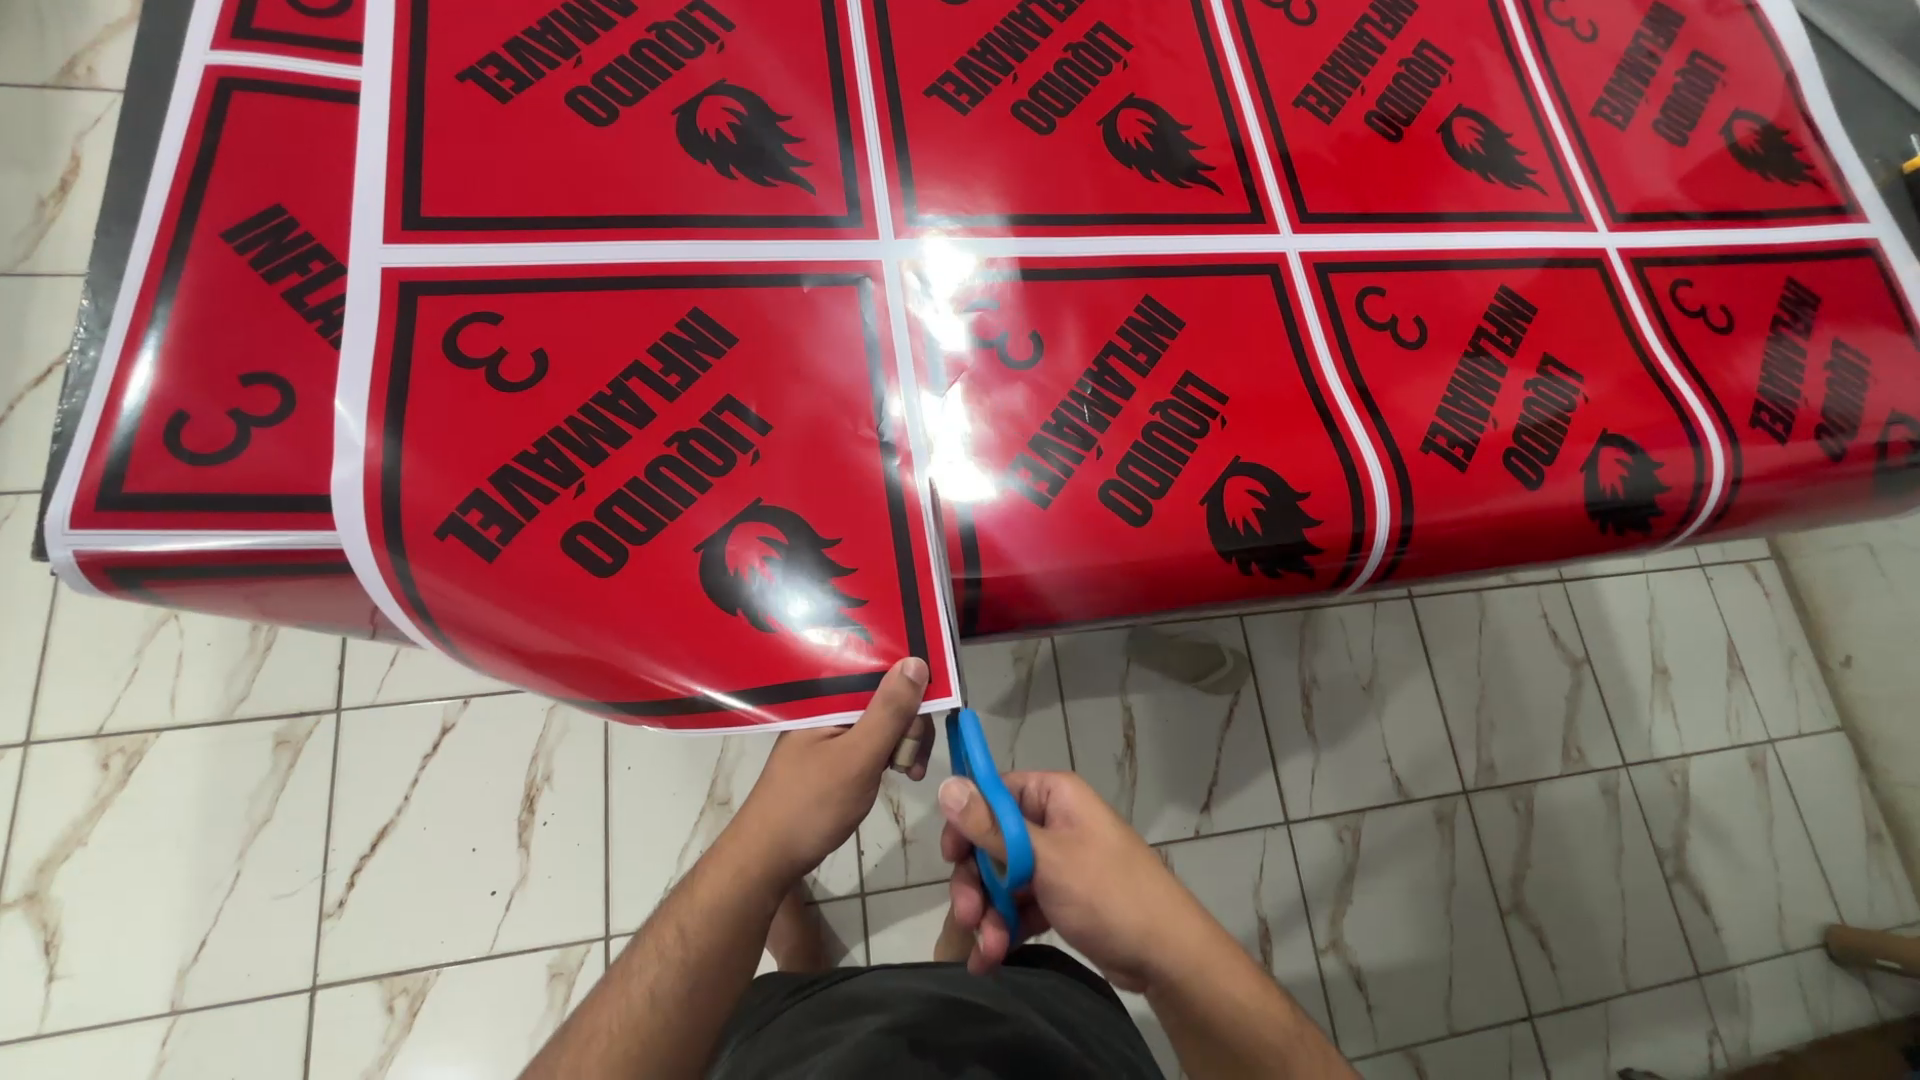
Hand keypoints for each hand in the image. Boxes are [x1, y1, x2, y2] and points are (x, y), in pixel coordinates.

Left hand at [731, 658, 930, 883]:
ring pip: (883, 720)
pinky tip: (900, 773)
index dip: (912, 686)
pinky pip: (873, 740)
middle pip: (885, 696)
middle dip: (910, 724)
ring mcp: (831, 731)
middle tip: (914, 763)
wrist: (770, 858)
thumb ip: (889, 712)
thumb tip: (916, 660)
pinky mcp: (836, 753)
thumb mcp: (858, 757)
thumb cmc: (811, 806)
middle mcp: (828, 706)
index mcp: (826, 696)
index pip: (878, 671)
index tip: (937, 713)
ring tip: (911, 774)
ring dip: (904, 743)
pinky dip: (890, 754)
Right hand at [939, 771, 1212, 992]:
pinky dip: (1004, 928)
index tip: (950, 856)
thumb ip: (992, 827)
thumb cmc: (1108, 892)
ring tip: (988, 948)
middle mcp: (1052, 822)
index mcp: (1053, 796)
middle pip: (991, 842)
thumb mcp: (1045, 858)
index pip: (993, 793)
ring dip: (988, 913)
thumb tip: (946, 785)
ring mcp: (1056, 862)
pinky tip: (989, 959)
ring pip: (1001, 879)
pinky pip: (1019, 905)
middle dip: (975, 882)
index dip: (967, 822)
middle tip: (967, 915)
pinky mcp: (1059, 897)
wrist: (1167, 956)